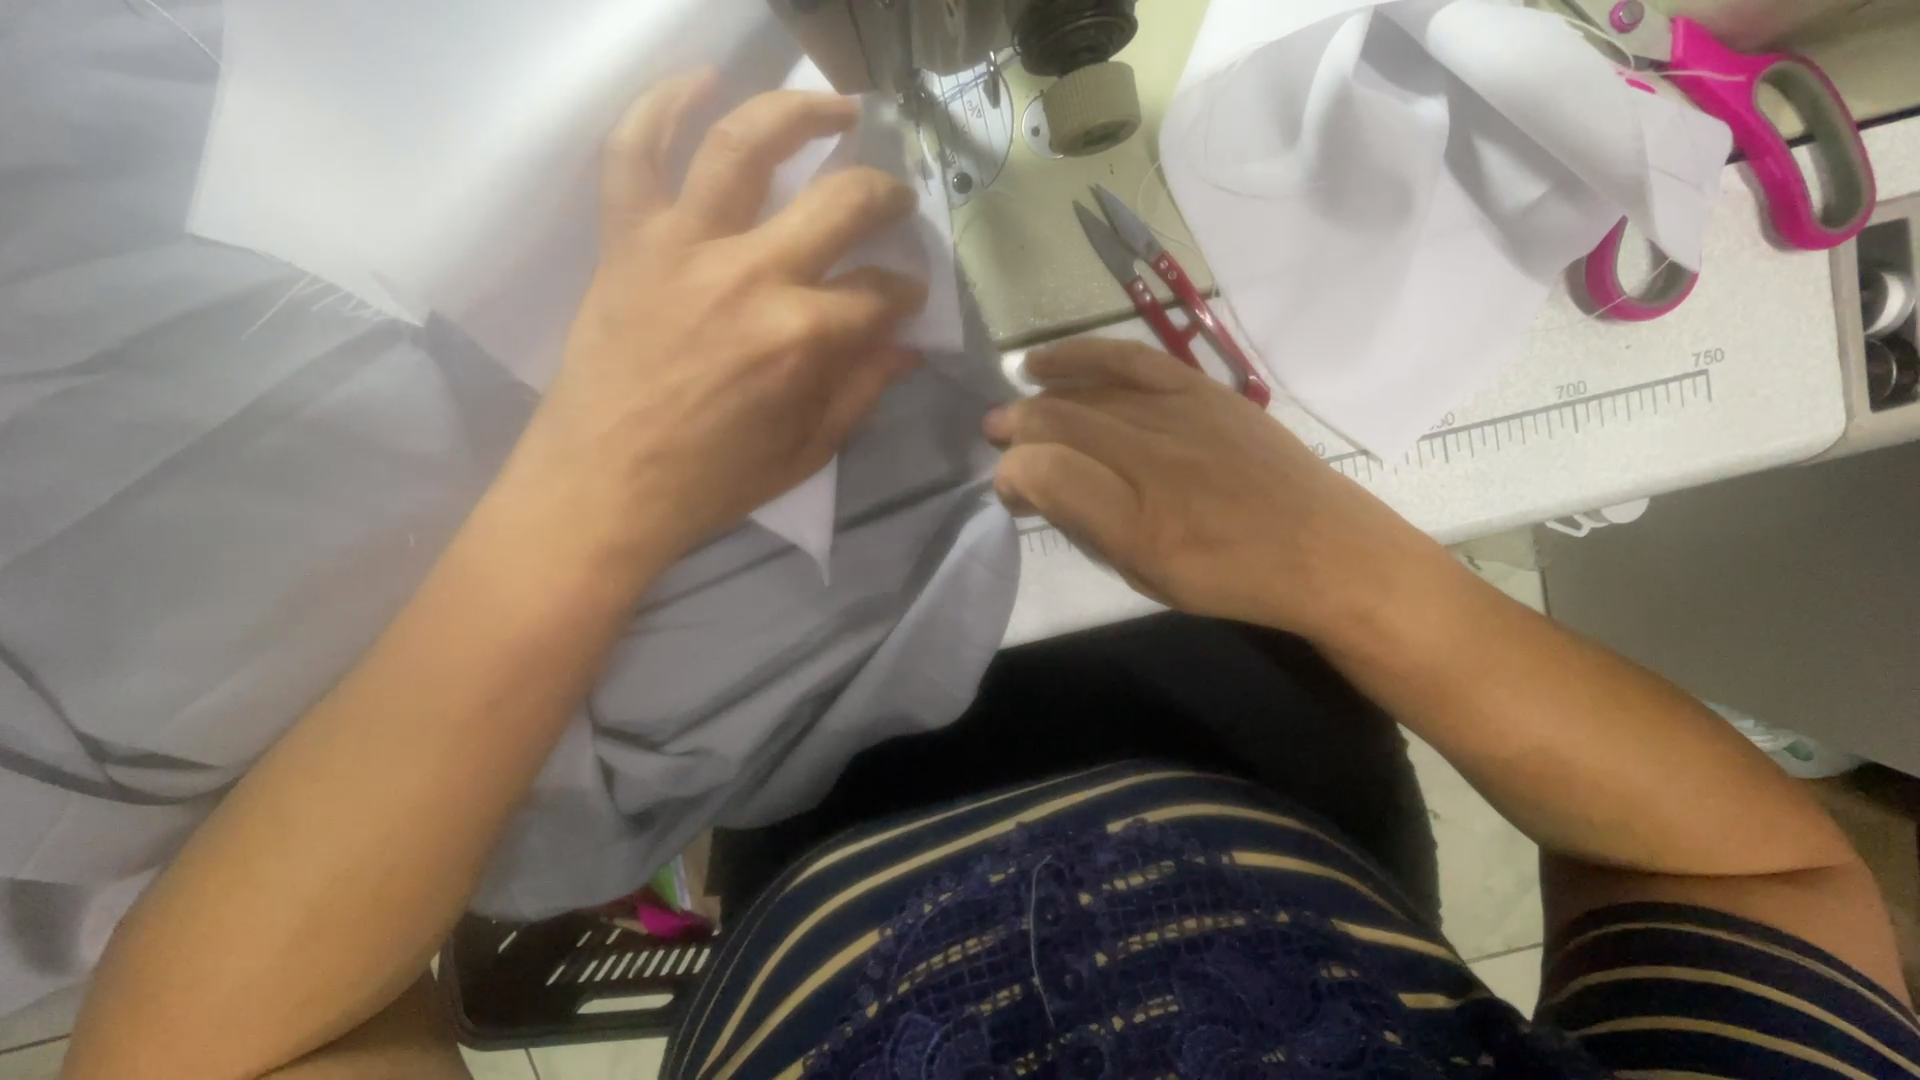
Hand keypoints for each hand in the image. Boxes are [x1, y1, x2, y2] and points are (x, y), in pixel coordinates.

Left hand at [510, 73, 927, 572]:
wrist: (602, 486)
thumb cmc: (711, 481)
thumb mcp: (806, 451)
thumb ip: (861, 390)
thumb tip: (905, 347)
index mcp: (803, 337)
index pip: (879, 295)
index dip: (904, 295)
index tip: (905, 300)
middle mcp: (752, 274)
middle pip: (840, 203)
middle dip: (885, 198)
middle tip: (895, 204)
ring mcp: (683, 246)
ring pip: (745, 145)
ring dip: (801, 113)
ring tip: (835, 108)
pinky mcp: (627, 240)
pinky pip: (634, 152)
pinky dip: (662, 105)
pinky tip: (703, 81)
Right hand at [986, 340, 1444, 639]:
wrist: (1324, 549)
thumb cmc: (1228, 575)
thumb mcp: (1146, 572)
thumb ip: (1085, 523)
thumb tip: (1031, 483)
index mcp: (1136, 518)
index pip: (1044, 472)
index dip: (1011, 474)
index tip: (1004, 489)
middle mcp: (1152, 455)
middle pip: (1058, 423)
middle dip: (1014, 431)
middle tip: (992, 444)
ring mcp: (1179, 412)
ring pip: (1085, 392)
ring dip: (1037, 397)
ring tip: (1010, 407)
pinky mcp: (1201, 388)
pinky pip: (1129, 358)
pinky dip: (1081, 353)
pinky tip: (1049, 360)